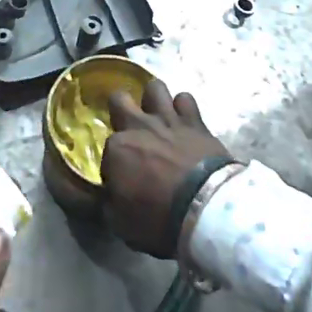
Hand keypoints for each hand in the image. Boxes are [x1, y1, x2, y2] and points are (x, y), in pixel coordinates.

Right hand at [102, 81, 230, 257]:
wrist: (205, 209)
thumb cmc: (158, 219)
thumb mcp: (120, 223)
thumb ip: (107, 204)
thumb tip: (106, 197)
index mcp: (116, 149)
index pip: (106, 151)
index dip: (113, 166)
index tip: (121, 181)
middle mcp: (139, 126)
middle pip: (120, 99)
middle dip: (120, 109)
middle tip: (128, 128)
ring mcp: (168, 118)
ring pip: (155, 87)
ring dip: (153, 99)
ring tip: (157, 115)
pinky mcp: (195, 120)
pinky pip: (185, 99)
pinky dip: (183, 108)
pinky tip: (184, 120)